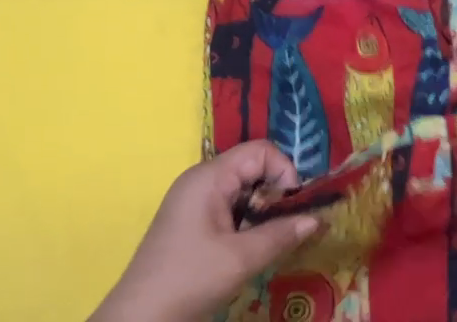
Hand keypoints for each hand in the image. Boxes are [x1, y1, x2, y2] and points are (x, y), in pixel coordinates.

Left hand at [92, 142, 319, 321]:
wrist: (138, 320)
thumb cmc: (189, 280)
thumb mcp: (240, 259)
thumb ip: (281, 235)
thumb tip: (317, 219)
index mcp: (209, 177)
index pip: (260, 151)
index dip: (283, 172)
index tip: (294, 208)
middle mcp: (201, 180)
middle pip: (251, 169)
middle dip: (275, 195)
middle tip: (287, 228)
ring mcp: (193, 202)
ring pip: (242, 191)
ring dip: (261, 212)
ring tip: (271, 242)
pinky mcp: (190, 223)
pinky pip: (228, 208)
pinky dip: (246, 223)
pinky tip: (250, 250)